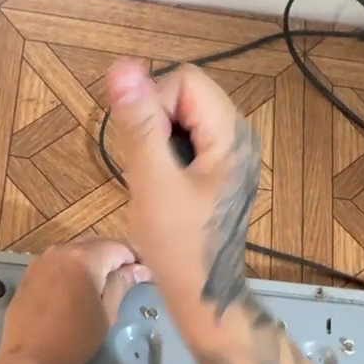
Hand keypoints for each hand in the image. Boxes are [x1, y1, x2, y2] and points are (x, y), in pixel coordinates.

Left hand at [0, 238, 148, 363]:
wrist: (32, 360)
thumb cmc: (75, 340)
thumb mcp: (106, 313)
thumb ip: (121, 284)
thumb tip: (139, 270)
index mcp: (85, 258)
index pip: (118, 247)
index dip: (134, 258)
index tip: (144, 272)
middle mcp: (62, 251)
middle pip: (95, 243)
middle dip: (113, 255)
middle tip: (128, 275)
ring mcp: (42, 261)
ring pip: (74, 250)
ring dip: (92, 259)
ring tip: (104, 280)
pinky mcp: (29, 274)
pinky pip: (57, 261)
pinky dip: (72, 267)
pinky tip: (77, 286)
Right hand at [104, 60, 259, 315]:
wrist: (202, 296)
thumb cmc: (179, 246)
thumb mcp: (153, 183)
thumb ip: (140, 124)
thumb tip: (122, 67)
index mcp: (232, 135)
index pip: (184, 80)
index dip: (153, 106)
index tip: (144, 151)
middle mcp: (240, 138)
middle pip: (185, 97)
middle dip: (156, 126)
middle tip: (149, 172)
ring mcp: (234, 157)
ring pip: (184, 121)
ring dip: (159, 145)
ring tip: (156, 184)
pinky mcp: (223, 175)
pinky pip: (190, 145)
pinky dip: (169, 160)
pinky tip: (165, 192)